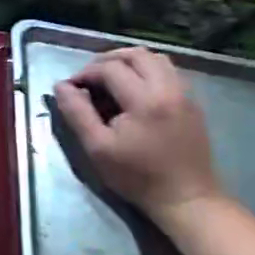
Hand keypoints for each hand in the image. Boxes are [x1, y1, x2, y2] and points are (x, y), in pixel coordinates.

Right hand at [52, 47, 222, 220]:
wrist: (187, 200)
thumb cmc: (138, 177)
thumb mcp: (97, 148)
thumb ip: (77, 113)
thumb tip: (61, 86)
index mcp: (145, 99)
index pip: (110, 68)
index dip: (85, 73)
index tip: (72, 88)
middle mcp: (169, 89)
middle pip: (136, 54)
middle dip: (107, 60)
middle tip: (90, 78)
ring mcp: (186, 94)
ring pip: (156, 59)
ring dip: (130, 62)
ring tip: (111, 79)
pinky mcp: (193, 103)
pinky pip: (169, 72)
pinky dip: (147, 71)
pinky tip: (134, 90)